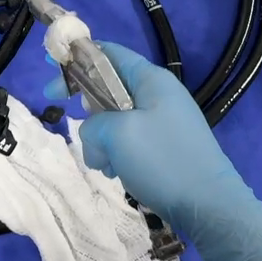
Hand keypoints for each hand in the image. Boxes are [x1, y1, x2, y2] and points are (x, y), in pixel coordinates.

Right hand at [46, 41, 261, 260]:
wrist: (210, 208)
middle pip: (109, 86)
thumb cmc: (163, 160)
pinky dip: (115, 153)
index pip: (108, 52)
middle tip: (68, 115)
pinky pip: (128, 140)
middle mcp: (159, 95)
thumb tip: (94, 134)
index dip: (76, 55)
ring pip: (114, 118)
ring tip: (104, 160)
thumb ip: (92, 123)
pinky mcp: (164, 147)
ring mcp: (164, 122)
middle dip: (87, 104)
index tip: (51, 66)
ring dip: (100, 138)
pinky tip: (116, 171)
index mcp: (151, 80)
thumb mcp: (116, 133)